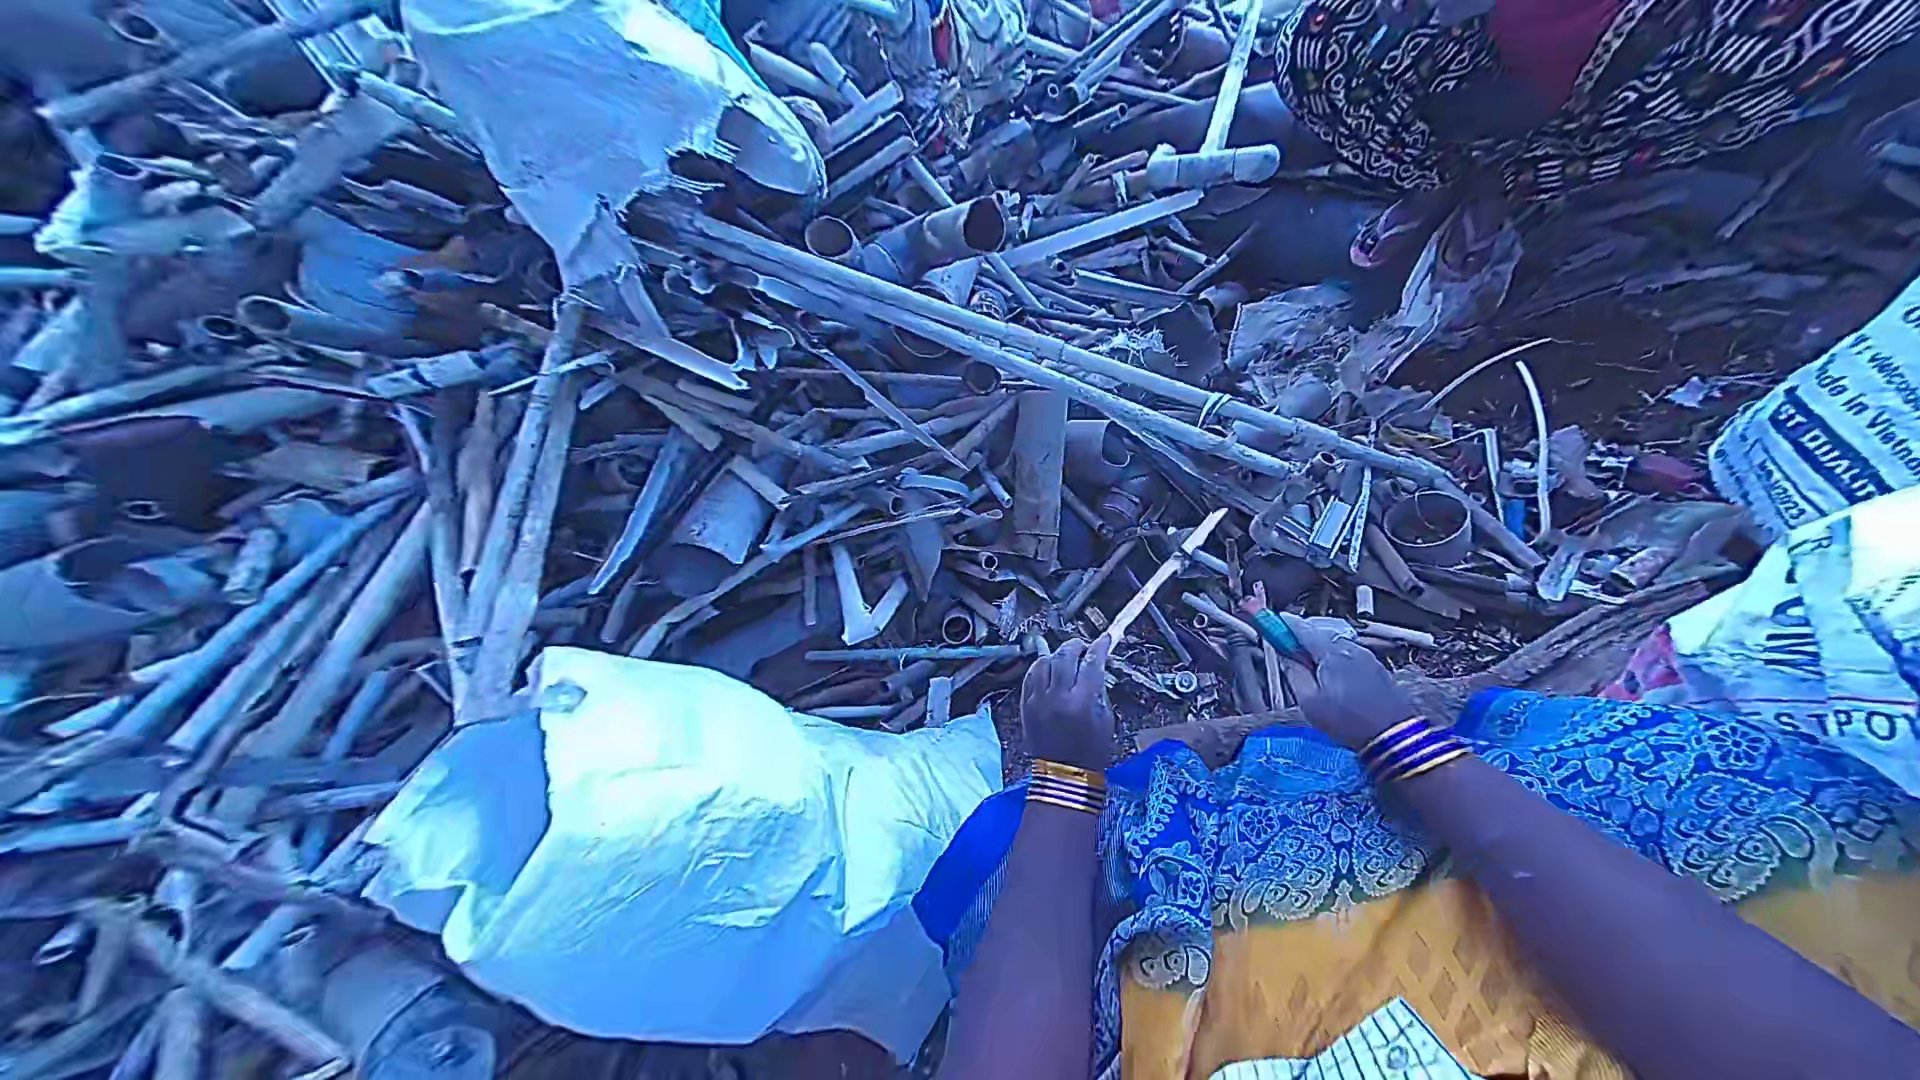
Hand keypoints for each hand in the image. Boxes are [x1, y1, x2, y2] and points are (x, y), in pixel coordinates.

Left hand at [1020, 638, 1115, 768]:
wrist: (1063, 775)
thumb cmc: (1091, 750)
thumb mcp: (1106, 719)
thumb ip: (1099, 690)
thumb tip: (1095, 666)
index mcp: (1083, 702)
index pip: (1092, 663)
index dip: (1100, 647)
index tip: (1105, 639)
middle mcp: (1058, 697)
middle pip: (1065, 656)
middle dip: (1077, 646)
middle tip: (1084, 647)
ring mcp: (1038, 699)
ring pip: (1044, 661)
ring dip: (1057, 655)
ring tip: (1066, 658)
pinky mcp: (1025, 704)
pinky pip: (1031, 675)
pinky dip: (1041, 667)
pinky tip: (1049, 669)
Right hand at [1275, 613, 1416, 748]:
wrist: (1394, 737)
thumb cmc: (1350, 721)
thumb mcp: (1309, 700)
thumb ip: (1294, 673)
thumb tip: (1285, 658)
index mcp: (1332, 653)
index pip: (1301, 628)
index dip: (1283, 624)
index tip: (1270, 622)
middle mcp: (1351, 649)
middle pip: (1318, 635)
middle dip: (1301, 641)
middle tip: (1287, 654)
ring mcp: (1367, 658)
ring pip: (1334, 647)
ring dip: (1319, 653)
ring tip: (1311, 674)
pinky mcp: (1377, 670)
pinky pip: (1349, 657)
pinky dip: (1335, 662)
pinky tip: (1332, 681)